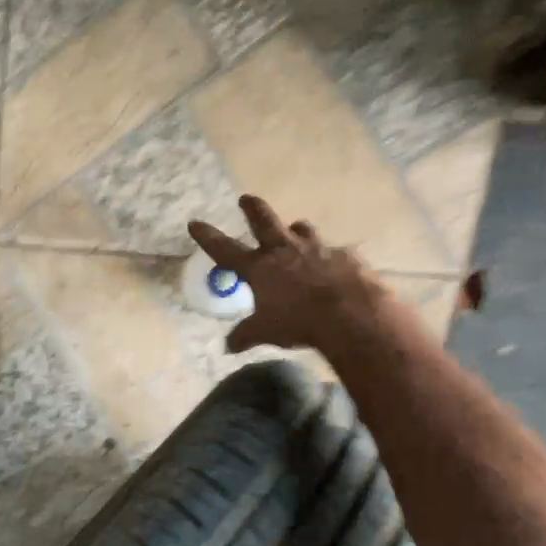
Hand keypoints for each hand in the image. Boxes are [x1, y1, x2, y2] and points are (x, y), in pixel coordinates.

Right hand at [189, 195, 395, 353]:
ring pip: (302, 230)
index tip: (195, 223)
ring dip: (295, 230)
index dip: (208, 237)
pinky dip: (328, 257)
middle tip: (246, 198)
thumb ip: (245, 335)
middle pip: (265, 222)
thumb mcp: (265, 332)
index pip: (225, 250)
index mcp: (259, 267)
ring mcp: (317, 248)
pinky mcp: (345, 255)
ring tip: (295, 230)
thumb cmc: (298, 321)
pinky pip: (333, 252)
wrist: (350, 313)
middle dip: (253, 209)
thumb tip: (229, 346)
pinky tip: (332, 268)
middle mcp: (285, 250)